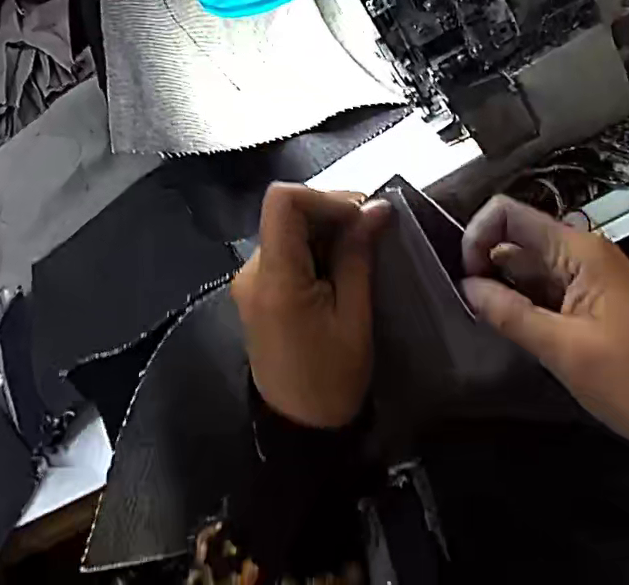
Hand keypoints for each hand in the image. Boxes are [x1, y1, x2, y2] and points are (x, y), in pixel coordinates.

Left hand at [232, 184, 391, 428]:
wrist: (297, 431)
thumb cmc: (331, 381)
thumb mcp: (355, 318)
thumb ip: (358, 256)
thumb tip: (377, 207)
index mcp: (274, 277)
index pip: (283, 201)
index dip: (323, 197)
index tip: (358, 218)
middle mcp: (253, 269)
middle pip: (289, 212)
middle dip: (333, 214)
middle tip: (371, 235)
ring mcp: (251, 278)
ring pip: (290, 228)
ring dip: (327, 231)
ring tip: (360, 256)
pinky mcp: (258, 287)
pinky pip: (287, 248)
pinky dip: (316, 248)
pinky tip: (339, 271)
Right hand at [460, 197, 628, 484]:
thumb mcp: (568, 352)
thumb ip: (511, 314)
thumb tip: (465, 286)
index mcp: (577, 250)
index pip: (508, 213)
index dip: (477, 235)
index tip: (465, 278)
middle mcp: (579, 252)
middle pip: (514, 237)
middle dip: (485, 264)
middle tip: (473, 308)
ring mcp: (586, 276)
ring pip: (525, 265)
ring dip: (502, 287)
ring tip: (490, 324)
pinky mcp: (590, 300)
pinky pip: (542, 288)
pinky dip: (521, 303)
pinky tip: (513, 330)